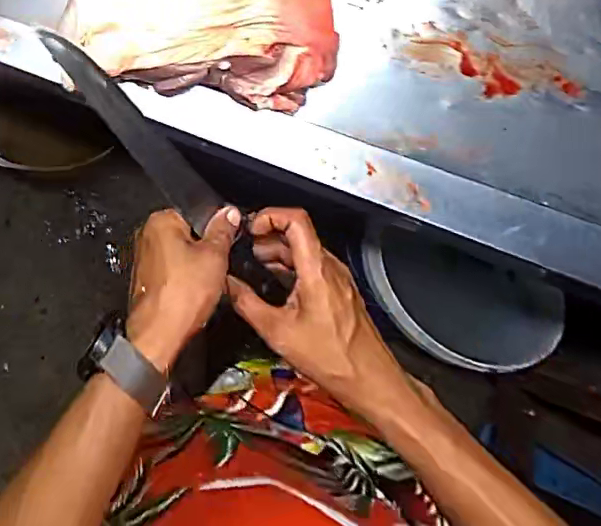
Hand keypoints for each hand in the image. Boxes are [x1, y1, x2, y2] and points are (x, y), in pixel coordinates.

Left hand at [127, 206, 238, 370]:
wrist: (159, 332)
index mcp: (160, 220)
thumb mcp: (214, 257)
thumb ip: (222, 231)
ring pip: (180, 254)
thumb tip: (228, 212)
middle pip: (187, 233)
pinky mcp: (146, 276)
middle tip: (215, 268)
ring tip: (203, 284)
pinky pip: (171, 271)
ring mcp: (144, 255)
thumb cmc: (182, 295)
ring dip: (194, 266)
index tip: (225, 245)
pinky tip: (191, 293)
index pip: (194, 213)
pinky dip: (183, 279)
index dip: (214, 230)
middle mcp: (147, 233)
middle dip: (204, 250)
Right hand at [225, 207, 406, 409]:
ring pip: (303, 248)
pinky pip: (312, 264)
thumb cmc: (335, 361)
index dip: (269, 215)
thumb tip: (225, 283)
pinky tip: (277, 287)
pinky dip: (290, 266)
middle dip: (266, 237)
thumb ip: (245, 302)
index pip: (296, 219)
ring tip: (257, 269)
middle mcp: (331, 268)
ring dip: (277, 252)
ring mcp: (338, 278)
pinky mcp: (340, 290)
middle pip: (296, 232)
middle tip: (247, 252)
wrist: (374, 385)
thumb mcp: (277, 332)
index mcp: (317, 270)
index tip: (251, 230)